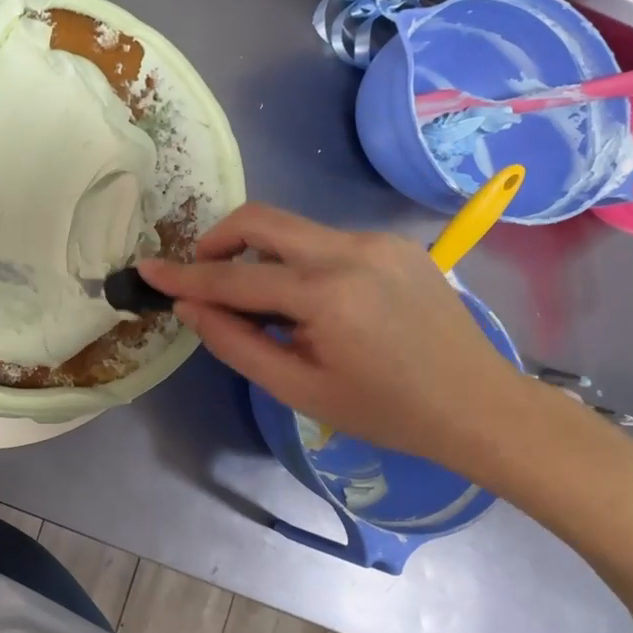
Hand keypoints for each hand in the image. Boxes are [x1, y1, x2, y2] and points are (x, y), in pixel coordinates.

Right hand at [139, 203, 528, 462]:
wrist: (487, 409)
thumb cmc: (388, 411)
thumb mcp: (299, 389)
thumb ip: (235, 343)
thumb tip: (188, 307)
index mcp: (328, 295)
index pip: (233, 278)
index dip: (183, 276)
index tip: (145, 269)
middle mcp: (352, 252)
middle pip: (259, 220)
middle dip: (217, 241)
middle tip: (202, 275)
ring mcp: (378, 242)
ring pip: (290, 230)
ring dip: (259, 256)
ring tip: (266, 305)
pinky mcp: (394, 244)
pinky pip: (322, 240)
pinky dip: (296, 261)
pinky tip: (310, 302)